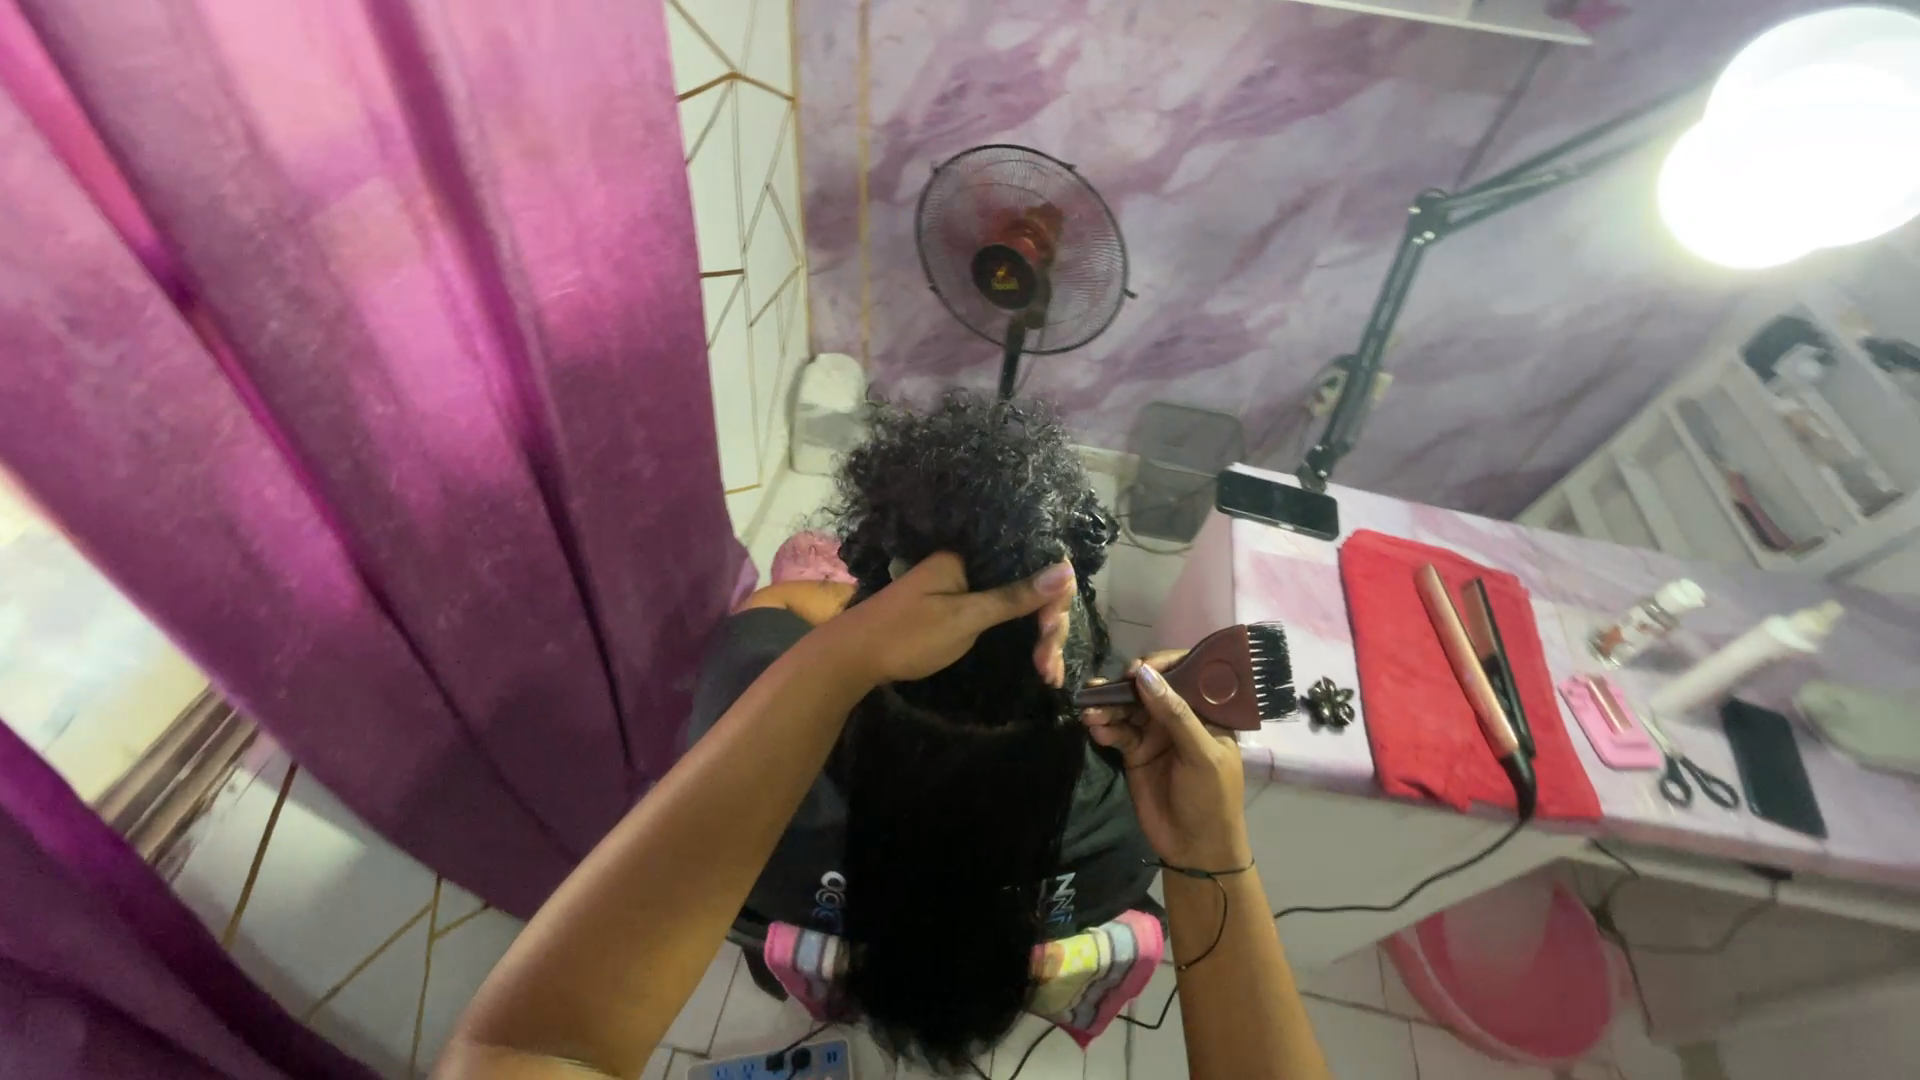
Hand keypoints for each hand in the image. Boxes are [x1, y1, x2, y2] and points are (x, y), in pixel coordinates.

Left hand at [820, 552, 1076, 686]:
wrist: (853, 657)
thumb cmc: (907, 635)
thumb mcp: (965, 617)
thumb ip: (1014, 596)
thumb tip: (1065, 569)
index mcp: (970, 557)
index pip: (1034, 566)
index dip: (1053, 601)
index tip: (1052, 636)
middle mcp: (971, 565)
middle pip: (1030, 588)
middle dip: (1049, 627)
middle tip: (1050, 668)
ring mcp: (965, 587)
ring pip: (1019, 606)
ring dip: (1038, 637)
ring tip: (1049, 673)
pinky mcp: (960, 607)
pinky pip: (1002, 614)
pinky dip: (1019, 637)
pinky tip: (1038, 663)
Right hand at [1082, 652, 1250, 870]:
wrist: (1195, 848)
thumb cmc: (1212, 798)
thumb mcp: (1201, 754)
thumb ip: (1175, 713)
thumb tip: (1144, 674)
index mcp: (1206, 711)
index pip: (1185, 672)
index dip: (1161, 665)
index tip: (1137, 669)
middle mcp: (1179, 715)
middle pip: (1148, 686)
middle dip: (1124, 685)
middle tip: (1104, 689)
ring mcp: (1155, 732)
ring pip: (1127, 707)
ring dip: (1107, 706)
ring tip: (1090, 713)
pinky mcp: (1134, 750)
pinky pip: (1116, 730)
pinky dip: (1104, 727)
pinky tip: (1095, 730)